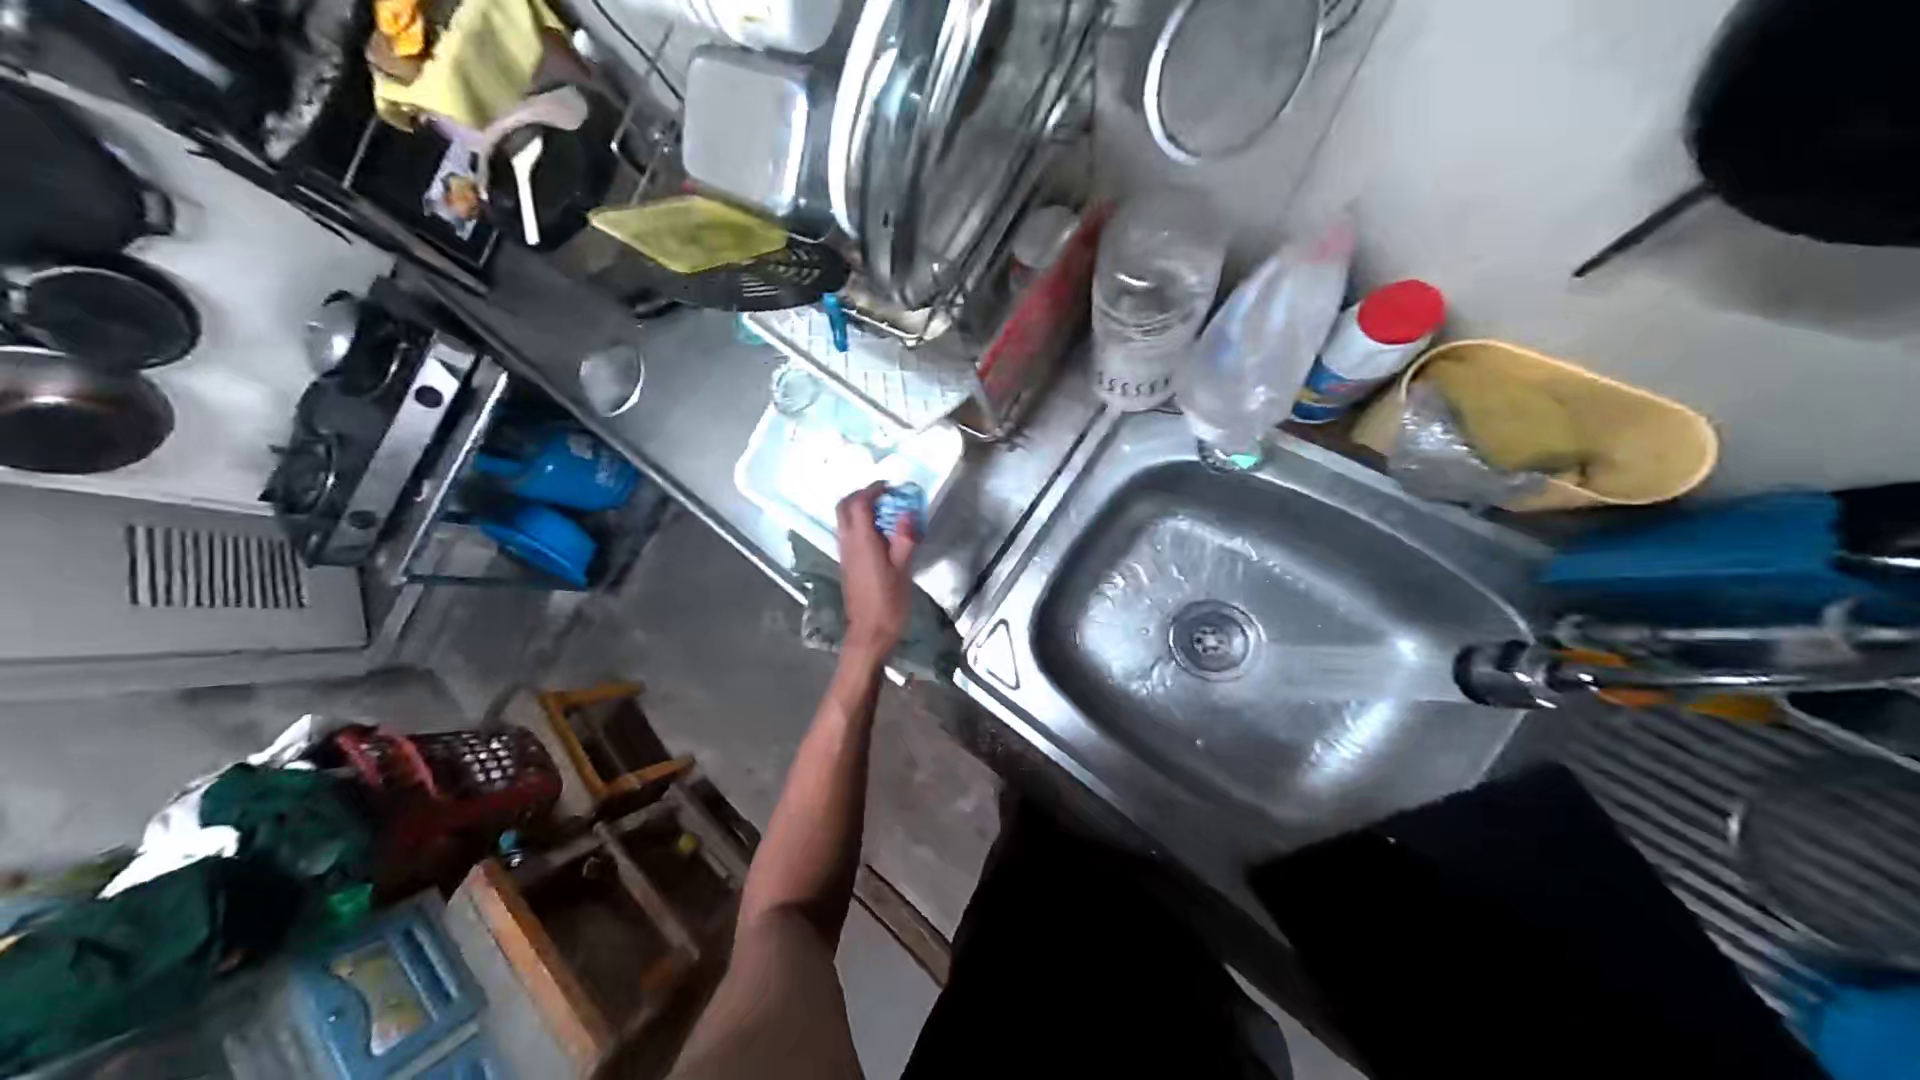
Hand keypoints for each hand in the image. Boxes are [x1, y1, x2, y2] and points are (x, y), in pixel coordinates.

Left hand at [836, 482, 917, 657]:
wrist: (870, 632)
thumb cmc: (889, 602)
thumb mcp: (903, 569)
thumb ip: (904, 539)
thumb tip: (907, 514)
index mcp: (862, 541)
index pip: (859, 503)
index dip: (873, 490)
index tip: (891, 488)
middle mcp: (848, 543)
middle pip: (844, 507)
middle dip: (861, 495)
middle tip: (884, 497)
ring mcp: (844, 554)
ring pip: (844, 520)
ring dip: (860, 509)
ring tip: (886, 513)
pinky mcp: (846, 564)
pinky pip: (848, 534)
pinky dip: (861, 524)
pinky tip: (881, 534)